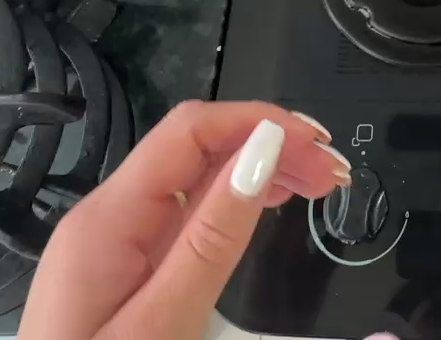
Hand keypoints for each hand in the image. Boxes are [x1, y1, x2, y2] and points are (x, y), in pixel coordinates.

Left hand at [19, 100, 351, 339]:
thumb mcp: (163, 327)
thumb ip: (214, 236)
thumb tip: (266, 144)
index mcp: (108, 218)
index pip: (191, 129)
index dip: (260, 121)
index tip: (318, 147)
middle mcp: (109, 213)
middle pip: (199, 145)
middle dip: (270, 143)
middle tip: (332, 173)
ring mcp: (117, 239)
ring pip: (200, 172)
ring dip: (261, 166)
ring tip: (317, 184)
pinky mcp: (128, 264)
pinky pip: (191, 208)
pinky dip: (239, 196)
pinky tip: (271, 203)